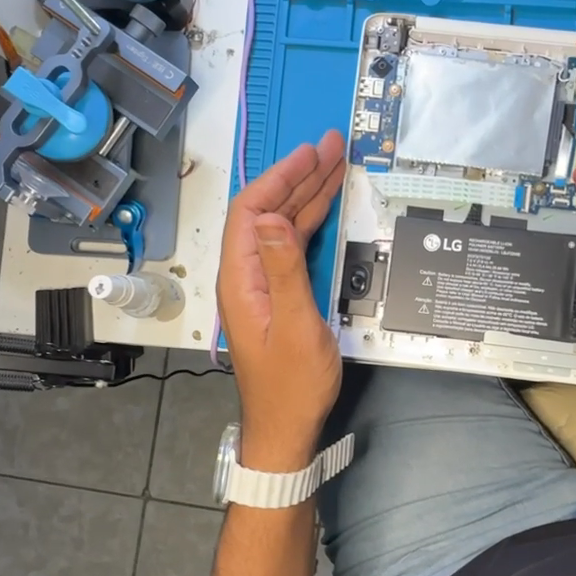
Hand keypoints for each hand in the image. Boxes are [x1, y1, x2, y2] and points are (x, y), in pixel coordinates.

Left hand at [216, 130, 346, 471]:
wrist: (287, 426)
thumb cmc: (292, 384)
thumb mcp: (295, 326)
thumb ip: (285, 271)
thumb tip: (274, 218)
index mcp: (241, 278)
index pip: (252, 211)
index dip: (279, 178)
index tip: (309, 154)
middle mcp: (247, 275)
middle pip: (267, 213)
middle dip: (298, 178)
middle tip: (330, 148)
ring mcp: (262, 285)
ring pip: (281, 228)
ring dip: (306, 196)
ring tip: (334, 166)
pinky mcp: (278, 296)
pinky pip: (291, 248)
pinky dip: (310, 223)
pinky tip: (326, 208)